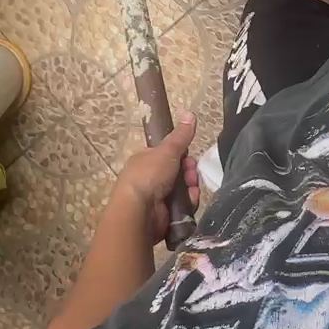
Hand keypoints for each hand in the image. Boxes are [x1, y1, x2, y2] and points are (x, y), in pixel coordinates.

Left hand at [111, 114, 200, 244]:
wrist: (138, 211)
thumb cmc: (149, 175)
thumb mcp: (167, 150)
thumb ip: (181, 135)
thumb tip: (189, 112)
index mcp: (145, 161)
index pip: (169, 155)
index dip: (182, 155)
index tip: (188, 157)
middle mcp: (149, 179)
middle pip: (179, 172)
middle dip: (189, 172)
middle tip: (190, 174)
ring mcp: (156, 198)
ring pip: (183, 189)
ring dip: (190, 188)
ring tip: (190, 190)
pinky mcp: (163, 215)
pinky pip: (182, 206)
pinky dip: (188, 203)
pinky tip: (189, 202)